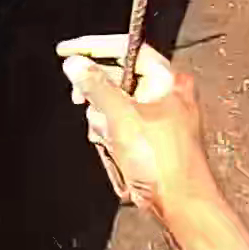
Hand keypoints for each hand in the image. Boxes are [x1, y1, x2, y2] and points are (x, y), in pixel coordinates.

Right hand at [57, 35, 216, 219]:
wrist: (180, 202)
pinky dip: (108, 134)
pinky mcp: (148, 137)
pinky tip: (112, 147)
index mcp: (167, 81)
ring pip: (112, 104)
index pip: (126, 49)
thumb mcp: (122, 117)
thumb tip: (75, 64)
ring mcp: (157, 116)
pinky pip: (117, 124)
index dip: (94, 47)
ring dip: (101, 119)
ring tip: (109, 136)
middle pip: (116, 78)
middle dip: (96, 94)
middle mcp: (164, 95)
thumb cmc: (164, 161)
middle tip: (80, 99)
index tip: (68, 50)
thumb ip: (96, 87)